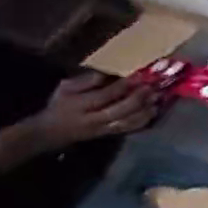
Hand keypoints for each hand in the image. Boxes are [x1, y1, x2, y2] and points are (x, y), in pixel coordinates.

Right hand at [25, 72, 158, 148]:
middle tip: (153, 87)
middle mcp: (92, 119)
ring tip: (157, 97)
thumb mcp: (65, 88)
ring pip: (127, 122)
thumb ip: (86, 81)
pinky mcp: (109, 135)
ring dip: (145, 110)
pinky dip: (144, 121)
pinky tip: (154, 111)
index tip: (139, 75)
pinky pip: (129, 129)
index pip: (104, 95)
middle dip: (138, 98)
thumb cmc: (60, 105)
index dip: (123, 86)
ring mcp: (102, 129)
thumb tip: (107, 73)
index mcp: (79, 105)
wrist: (49, 132)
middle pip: (119, 110)